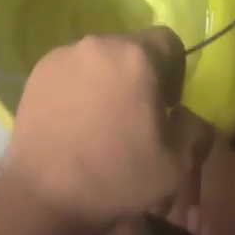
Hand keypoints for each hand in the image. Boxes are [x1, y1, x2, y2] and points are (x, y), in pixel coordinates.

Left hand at [0, 28, 210, 227]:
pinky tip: (74, 121)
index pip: (168, 40)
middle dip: (139, 76)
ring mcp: (64, 54)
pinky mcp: (39, 70)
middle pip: (131, 48)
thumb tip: (186, 115)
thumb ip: (195, 128)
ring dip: (108, 80)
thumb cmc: (117, 176)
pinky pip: (71, 68)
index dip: (174, 72)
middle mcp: (99, 44)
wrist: (46, 194)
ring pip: (99, 58)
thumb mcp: (177, 164)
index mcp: (137, 57)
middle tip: (135, 116)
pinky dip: (79, 86)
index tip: (166, 105)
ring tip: (101, 121)